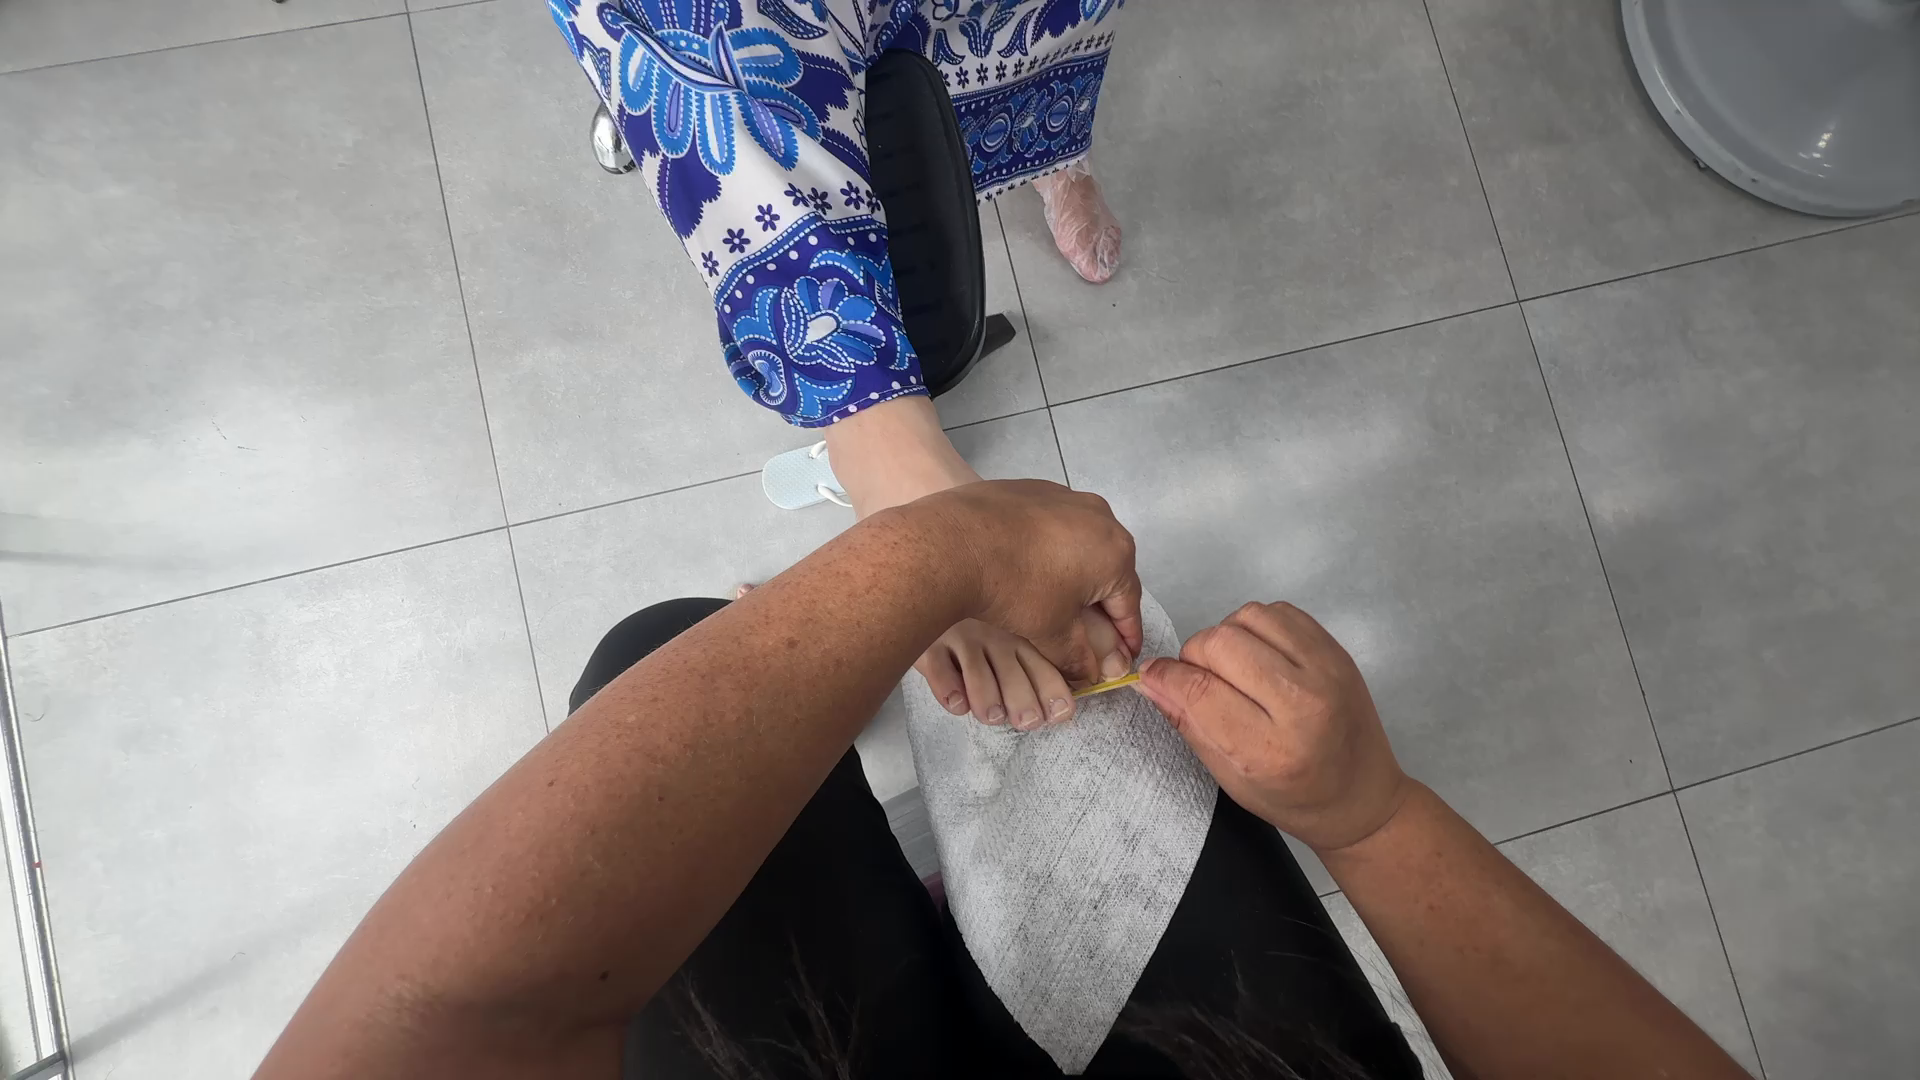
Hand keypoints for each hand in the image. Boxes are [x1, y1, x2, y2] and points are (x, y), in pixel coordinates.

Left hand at [905, 480, 1141, 685]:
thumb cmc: (1014, 588)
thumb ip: (1078, 656)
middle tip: (1091, 631)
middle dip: (1101, 601)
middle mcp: (1100, 516)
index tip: (1123, 655)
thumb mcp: (1051, 631)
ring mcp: (1065, 496)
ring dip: (1074, 570)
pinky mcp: (1032, 488)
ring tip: (1057, 597)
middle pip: (1108, 568)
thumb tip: (1090, 674)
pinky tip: (1027, 565)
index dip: (1126, 634)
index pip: (1129, 603)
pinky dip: (1047, 546)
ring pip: (1080, 542)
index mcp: (1115, 553)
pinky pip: (1050, 523)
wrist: (954, 542)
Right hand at [916, 609, 1133, 730]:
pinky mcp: (930, 647)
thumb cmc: (982, 611)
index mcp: (1021, 632)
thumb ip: (1046, 651)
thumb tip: (1067, 702)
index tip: (1062, 713)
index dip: (1057, 694)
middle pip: (1015, 679)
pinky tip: (960, 704)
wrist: (936, 570)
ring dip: (989, 703)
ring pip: (979, 681)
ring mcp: (962, 641)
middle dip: (1026, 705)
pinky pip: (941, 675)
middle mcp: (994, 637)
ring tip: (995, 715)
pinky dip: (952, 693)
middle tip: (1029, 721)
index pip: (1046, 666)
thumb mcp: (1018, 620)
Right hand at [1136, 602, 1411, 852]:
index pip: (1200, 690)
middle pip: (1220, 643)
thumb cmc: (1290, 796)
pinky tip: (1259, 653)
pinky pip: (1277, 611)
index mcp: (1270, 749)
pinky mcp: (1336, 650)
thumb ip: (1186, 720)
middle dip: (1195, 655)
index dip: (1165, 676)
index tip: (1151, 675)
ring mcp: (1326, 670)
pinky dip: (1255, 625)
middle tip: (1201, 677)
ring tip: (1233, 665)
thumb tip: (1150, 678)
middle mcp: (1302, 704)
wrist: (1364, 797)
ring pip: (1246, 617)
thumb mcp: (1227, 774)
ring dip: (1225, 635)